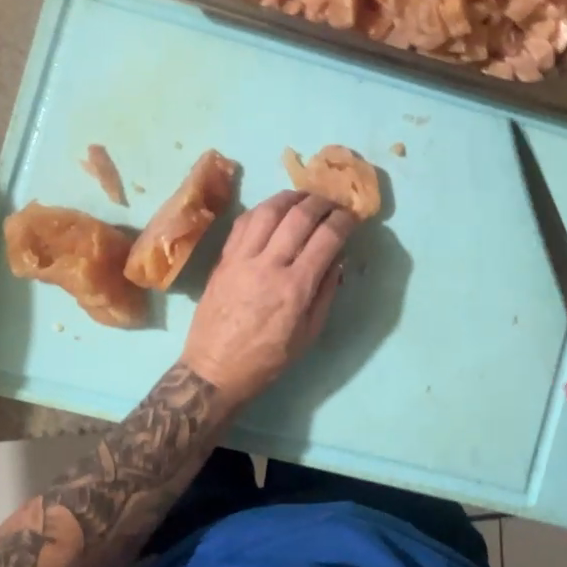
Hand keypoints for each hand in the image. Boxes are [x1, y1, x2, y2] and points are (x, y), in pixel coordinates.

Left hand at [182, 191, 355, 403]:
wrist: (214, 369)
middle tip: (332, 203)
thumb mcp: (309, 334)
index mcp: (295, 288)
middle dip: (322, 203)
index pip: (326, 238)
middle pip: (299, 216)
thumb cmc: (268, 359)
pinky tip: (274, 210)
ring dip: (291, 197)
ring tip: (305, 198)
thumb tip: (337, 256)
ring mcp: (242, 258)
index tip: (352, 216)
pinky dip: (263, 209)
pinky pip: (244, 221)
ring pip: (269, 210)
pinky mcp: (223, 258)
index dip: (344, 221)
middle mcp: (269, 266)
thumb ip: (326, 292)